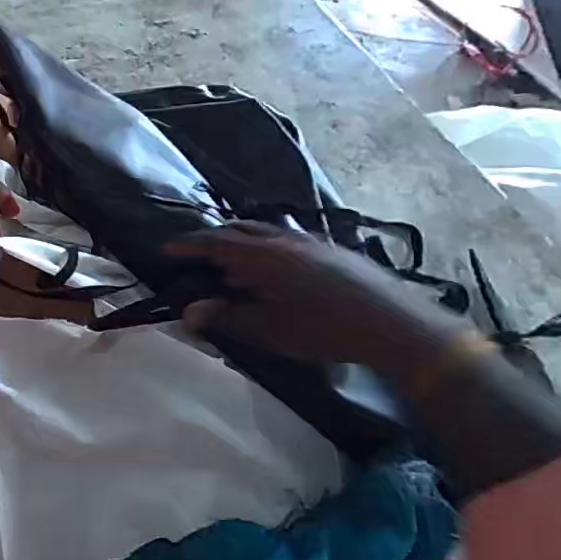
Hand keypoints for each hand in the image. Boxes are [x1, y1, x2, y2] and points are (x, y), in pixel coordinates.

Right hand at [165, 222, 469, 372]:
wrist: (393, 324)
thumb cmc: (324, 329)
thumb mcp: (270, 329)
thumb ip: (228, 318)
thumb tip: (190, 311)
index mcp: (264, 255)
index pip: (215, 242)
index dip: (188, 245)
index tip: (167, 249)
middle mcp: (284, 240)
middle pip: (239, 230)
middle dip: (214, 240)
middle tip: (199, 257)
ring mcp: (310, 242)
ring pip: (265, 234)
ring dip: (243, 245)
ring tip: (234, 267)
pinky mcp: (330, 251)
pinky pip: (286, 241)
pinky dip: (267, 251)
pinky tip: (274, 274)